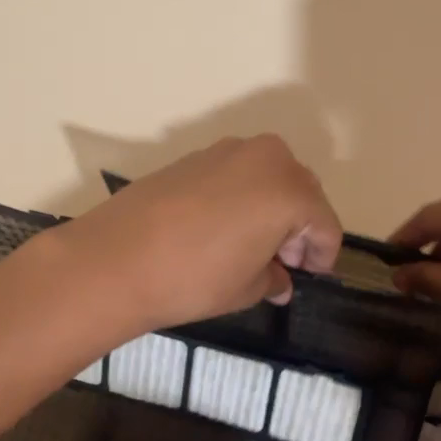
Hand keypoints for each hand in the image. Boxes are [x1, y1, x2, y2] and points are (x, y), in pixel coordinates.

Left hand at [54, 134, 342, 334]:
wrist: (115, 259)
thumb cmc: (194, 279)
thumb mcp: (246, 288)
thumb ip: (273, 278)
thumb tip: (280, 280)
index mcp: (290, 191)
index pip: (325, 225)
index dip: (323, 256)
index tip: (312, 277)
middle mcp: (266, 159)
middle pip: (302, 192)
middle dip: (300, 227)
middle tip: (284, 263)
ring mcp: (228, 151)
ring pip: (270, 178)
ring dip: (273, 209)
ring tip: (253, 247)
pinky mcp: (196, 156)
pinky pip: (238, 174)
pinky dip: (243, 198)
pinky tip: (223, 230)